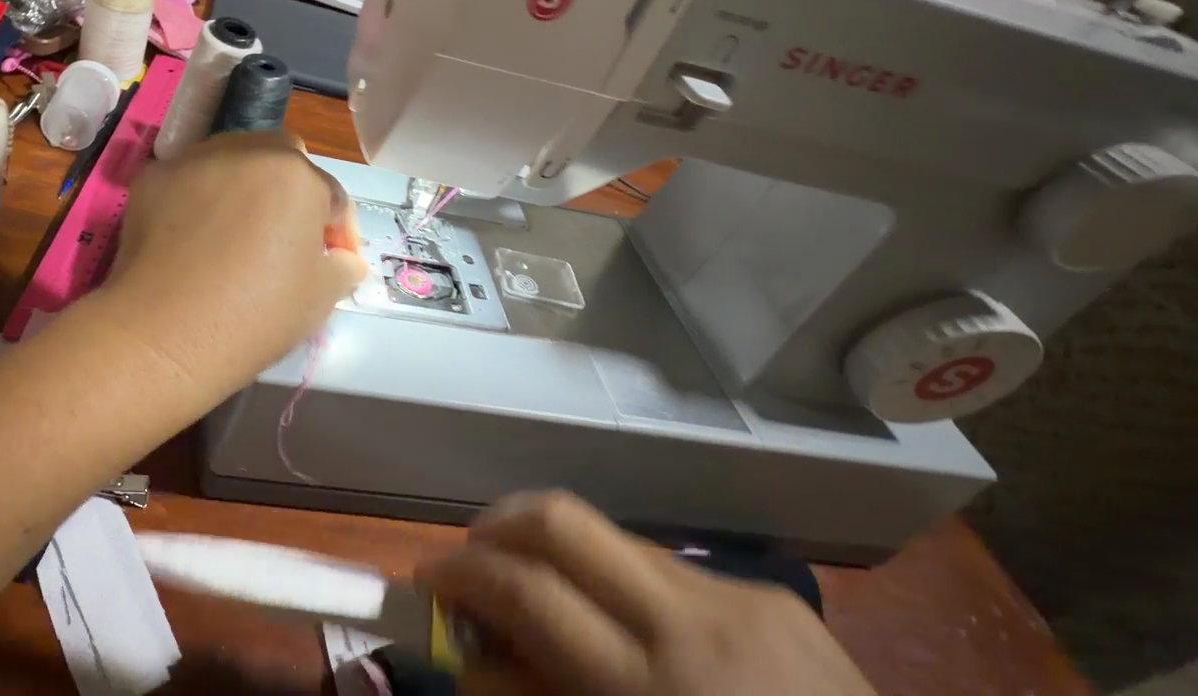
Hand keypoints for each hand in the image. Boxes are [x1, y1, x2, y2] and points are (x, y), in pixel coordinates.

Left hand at [102, 131, 365, 386]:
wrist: (164, 333)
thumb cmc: (256, 313)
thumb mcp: (322, 297)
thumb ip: (343, 266)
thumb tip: (342, 259)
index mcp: (296, 174)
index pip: (333, 197)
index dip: (340, 233)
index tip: (337, 264)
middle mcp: (245, 151)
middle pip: (282, 162)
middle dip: (293, 193)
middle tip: (288, 239)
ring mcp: (193, 160)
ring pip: (233, 162)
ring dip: (245, 189)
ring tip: (238, 234)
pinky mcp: (152, 179)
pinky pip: (190, 182)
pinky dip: (199, 201)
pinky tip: (195, 239)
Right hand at [419, 492, 875, 695]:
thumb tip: (468, 653)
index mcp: (649, 687)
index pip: (525, 589)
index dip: (459, 575)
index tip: (426, 585)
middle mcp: (692, 619)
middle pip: (560, 518)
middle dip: (493, 527)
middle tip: (468, 563)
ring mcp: (738, 596)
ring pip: (610, 536)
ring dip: (556, 556)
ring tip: (543, 598)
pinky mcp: (771, 594)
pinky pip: (666, 567)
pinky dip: (620, 585)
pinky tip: (631, 632)